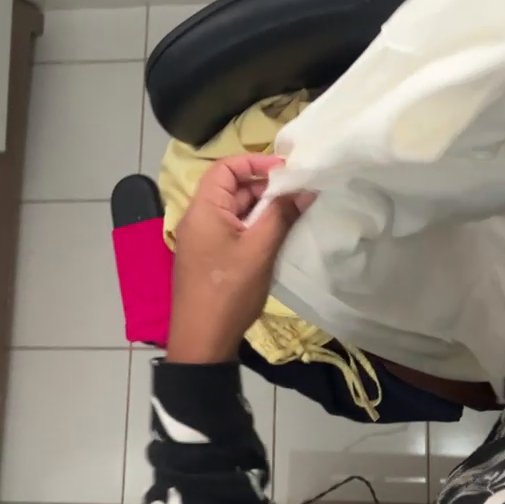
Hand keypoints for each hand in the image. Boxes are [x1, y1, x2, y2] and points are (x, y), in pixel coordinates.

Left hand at [168, 154, 308, 364]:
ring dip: (264, 208)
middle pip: (232, 187)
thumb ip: (282, 214)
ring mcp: (204, 239)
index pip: (226, 167)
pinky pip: (235, 229)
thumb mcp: (260, 249)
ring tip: (294, 212)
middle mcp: (199, 218)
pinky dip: (256, 225)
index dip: (255, 162)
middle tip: (298, 193)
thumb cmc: (229, 290)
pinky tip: (279, 234)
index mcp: (204, 209)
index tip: (287, 171)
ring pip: (236, 210)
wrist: (203, 342)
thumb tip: (305, 189)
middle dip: (265, 187)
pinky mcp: (211, 256)